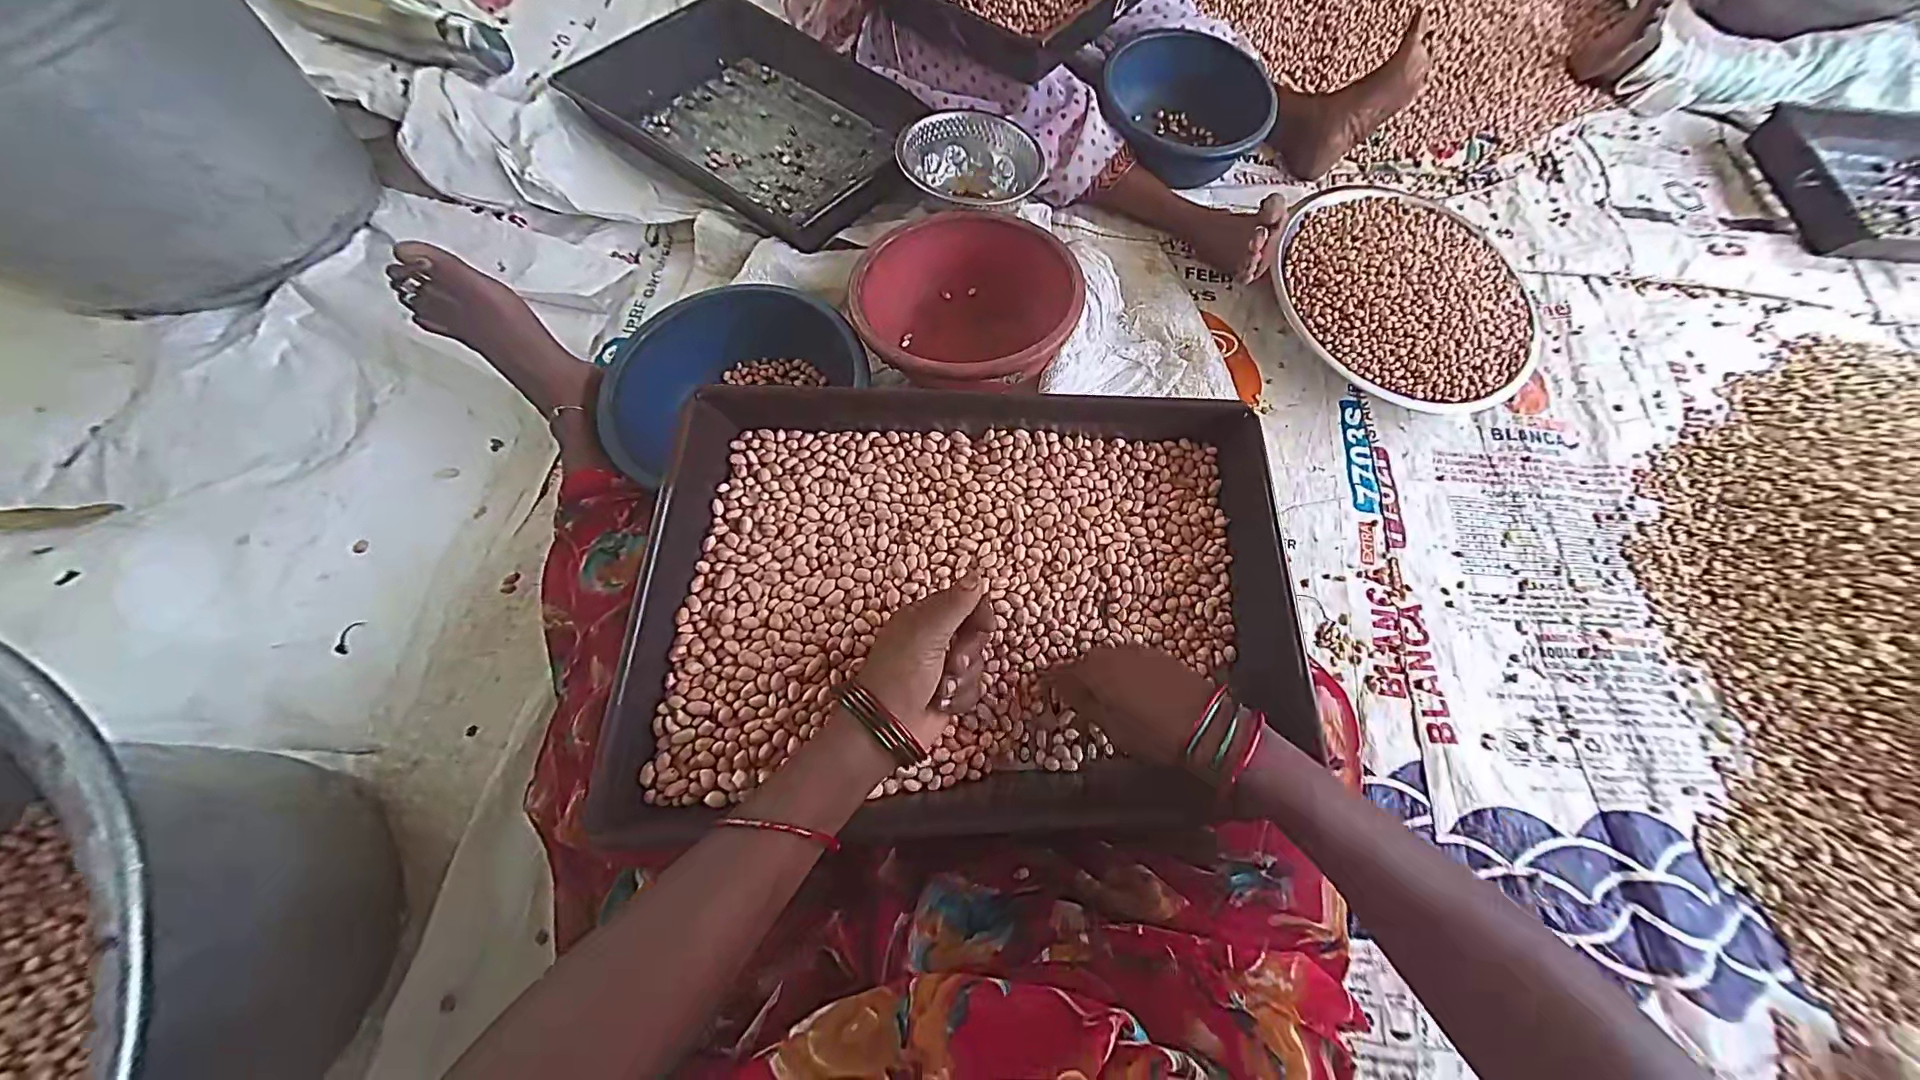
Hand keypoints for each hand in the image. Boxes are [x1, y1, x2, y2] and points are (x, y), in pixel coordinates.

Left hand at [854, 571, 994, 750]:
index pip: (967, 601)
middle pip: (977, 633)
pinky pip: (975, 687)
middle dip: (968, 651)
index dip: (979, 614)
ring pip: (979, 662)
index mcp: (925, 615)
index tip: (981, 626)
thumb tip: (977, 574)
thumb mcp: (928, 632)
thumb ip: (955, 603)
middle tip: (952, 662)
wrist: (887, 727)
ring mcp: (943, 665)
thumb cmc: (901, 673)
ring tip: (941, 689)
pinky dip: (961, 697)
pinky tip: (942, 703)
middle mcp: (935, 637)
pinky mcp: (950, 692)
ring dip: (963, 678)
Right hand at [1047, 644, 1215, 769]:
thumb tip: (1068, 693)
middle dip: (1077, 677)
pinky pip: (1128, 660)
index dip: (1052, 684)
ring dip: (1101, 673)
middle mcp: (1112, 653)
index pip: (1062, 673)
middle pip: (1085, 662)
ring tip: (1104, 696)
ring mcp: (1137, 651)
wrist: (1206, 725)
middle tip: (1076, 698)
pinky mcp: (1157, 655)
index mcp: (1093, 671)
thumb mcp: (1110, 728)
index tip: (1046, 693)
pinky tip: (1129, 689)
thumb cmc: (1152, 733)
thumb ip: (1085, 706)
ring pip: (1108, 659)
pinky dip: (1122, 671)